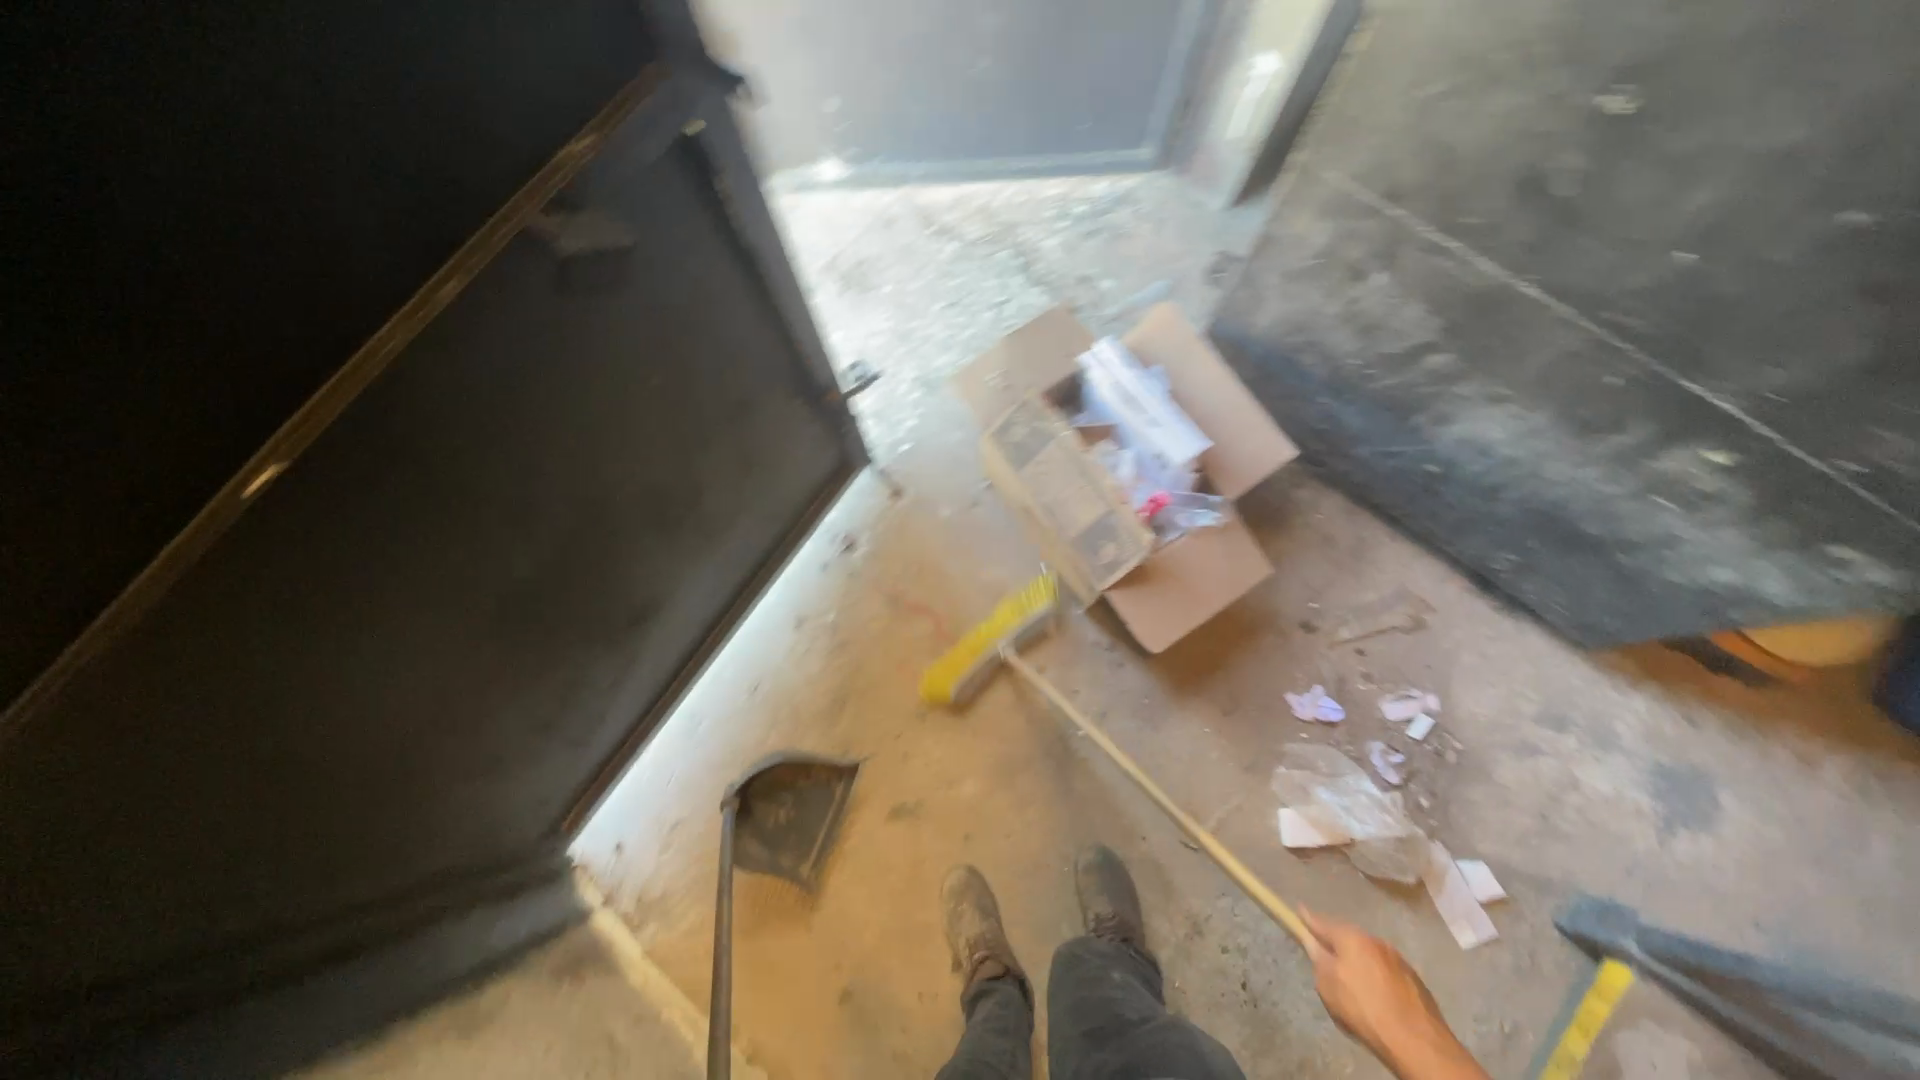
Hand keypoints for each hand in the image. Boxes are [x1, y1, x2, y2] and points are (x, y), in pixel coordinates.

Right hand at [1300, 909, 1488, 1079]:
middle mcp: (1376, 941)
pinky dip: (1377, 978)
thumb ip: (1318, 959)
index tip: (1298, 910)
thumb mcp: (1327, 985)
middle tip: (1326, 959)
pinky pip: (1386, 972)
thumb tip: (1314, 943)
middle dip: (1337, 945)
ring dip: (1359, 963)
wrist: (1416, 1040)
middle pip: (1349, 938)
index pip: (1323, 923)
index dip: (1308, 919)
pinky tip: (1375, 998)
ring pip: (1369, 955)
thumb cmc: (1363, 1009)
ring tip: (1353, 985)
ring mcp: (1398, 960)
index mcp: (1352, 938)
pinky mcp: (1414, 980)